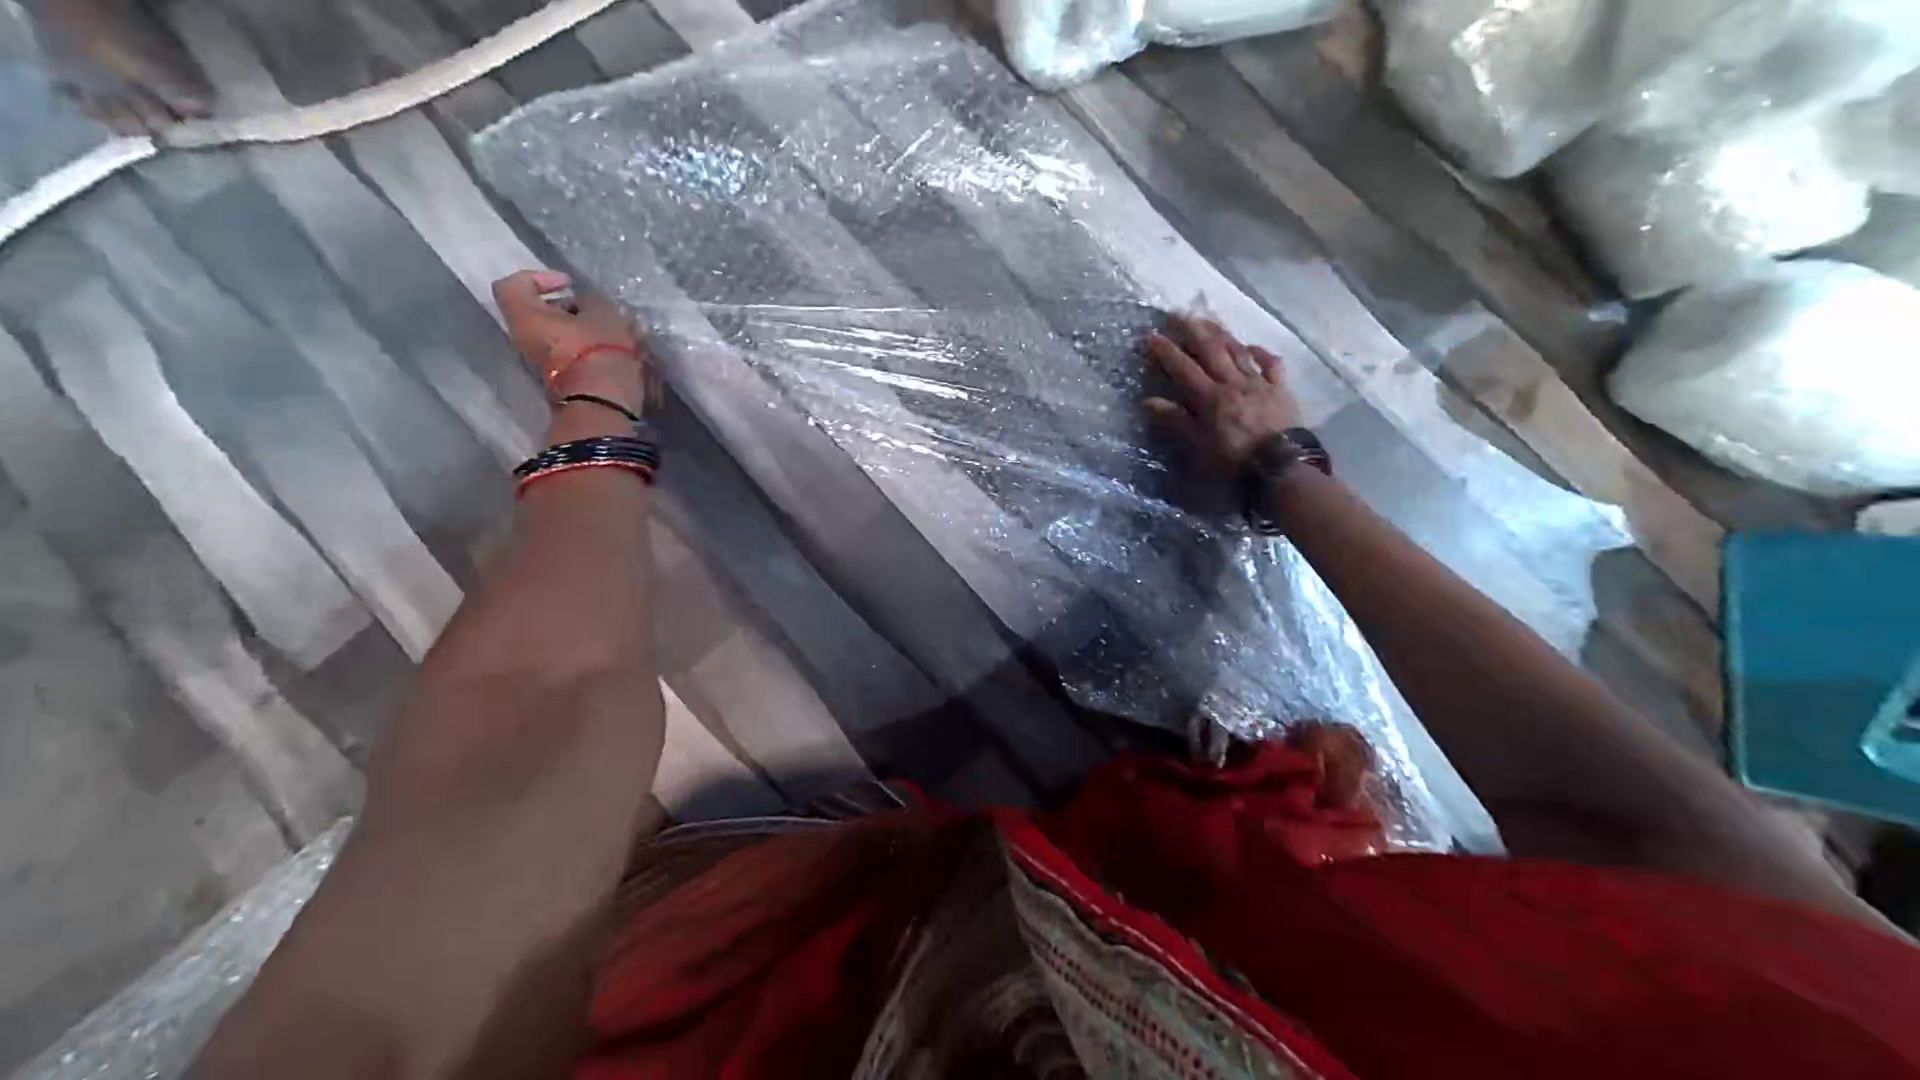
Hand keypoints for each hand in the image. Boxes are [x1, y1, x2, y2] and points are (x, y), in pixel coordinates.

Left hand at [492, 269, 648, 410]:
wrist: (602, 404)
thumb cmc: (597, 351)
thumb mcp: (604, 314)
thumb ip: (593, 302)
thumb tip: (588, 304)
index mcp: (525, 316)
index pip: (513, 285)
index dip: (539, 278)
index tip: (568, 284)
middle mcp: (523, 339)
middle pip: (536, 313)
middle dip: (565, 307)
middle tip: (594, 308)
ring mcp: (540, 363)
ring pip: (554, 335)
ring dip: (579, 329)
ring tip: (610, 329)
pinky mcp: (560, 380)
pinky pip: (567, 354)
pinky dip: (585, 347)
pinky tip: (611, 348)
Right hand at [1144, 316, 1299, 468]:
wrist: (1280, 465)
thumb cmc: (1233, 459)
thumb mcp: (1198, 444)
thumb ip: (1175, 420)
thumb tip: (1148, 401)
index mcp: (1210, 397)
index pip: (1183, 368)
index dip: (1166, 351)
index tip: (1151, 335)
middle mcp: (1232, 382)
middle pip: (1211, 349)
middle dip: (1193, 330)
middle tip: (1178, 313)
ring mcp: (1258, 382)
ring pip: (1237, 351)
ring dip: (1222, 334)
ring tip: (1209, 320)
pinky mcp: (1280, 389)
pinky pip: (1271, 364)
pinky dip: (1260, 352)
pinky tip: (1250, 346)